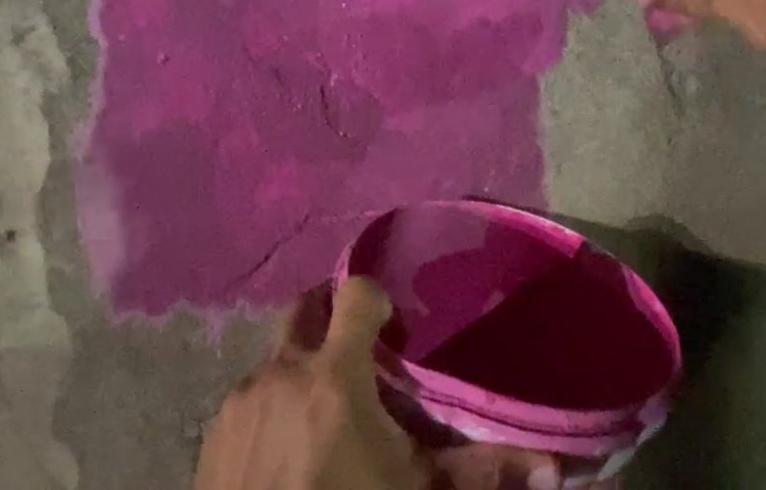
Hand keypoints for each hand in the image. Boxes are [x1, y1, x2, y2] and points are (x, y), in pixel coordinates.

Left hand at [194, 278, 559, 489]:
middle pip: (303, 308)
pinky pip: (246, 398)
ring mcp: (239, 401)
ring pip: (274, 358)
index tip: (393, 332)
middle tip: (357, 352)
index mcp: (334, 376)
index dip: (376, 300)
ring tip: (321, 416)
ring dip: (299, 369)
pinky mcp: (210, 436)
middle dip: (330, 316)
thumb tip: (555, 469)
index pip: (355, 293)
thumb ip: (479, 471)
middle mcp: (281, 373)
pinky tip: (283, 452)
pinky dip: (269, 407)